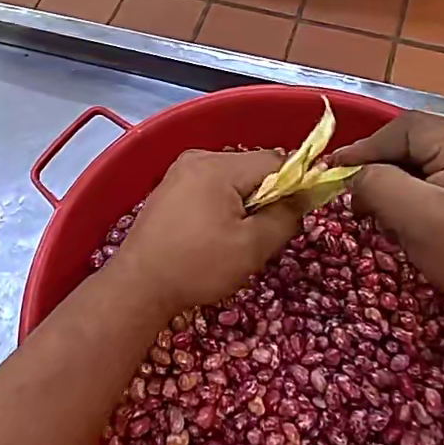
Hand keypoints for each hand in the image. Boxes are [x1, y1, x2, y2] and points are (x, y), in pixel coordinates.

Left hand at [103, 149, 305, 318]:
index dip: (296, 184)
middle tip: (263, 235)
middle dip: (267, 197)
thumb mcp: (252, 247)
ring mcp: (179, 173)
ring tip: (236, 240)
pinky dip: (221, 207)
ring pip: (231, 180)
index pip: (275, 161)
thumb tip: (306, 195)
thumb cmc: (197, 266)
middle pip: (252, 168)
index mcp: (217, 166)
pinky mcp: (169, 189)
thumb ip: (286, 216)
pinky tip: (214, 236)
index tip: (300, 213)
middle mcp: (196, 158)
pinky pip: (209, 188)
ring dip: (244, 204)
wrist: (138, 286)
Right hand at [328, 112, 443, 321]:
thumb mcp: (416, 218)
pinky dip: (416, 190)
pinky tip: (408, 215)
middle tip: (356, 198)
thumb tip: (355, 175)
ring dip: (397, 181)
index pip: (406, 129)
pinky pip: (441, 173)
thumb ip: (377, 183)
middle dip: (382, 168)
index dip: (365, 148)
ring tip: (382, 211)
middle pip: (416, 141)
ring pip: (426, 158)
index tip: (333, 170)